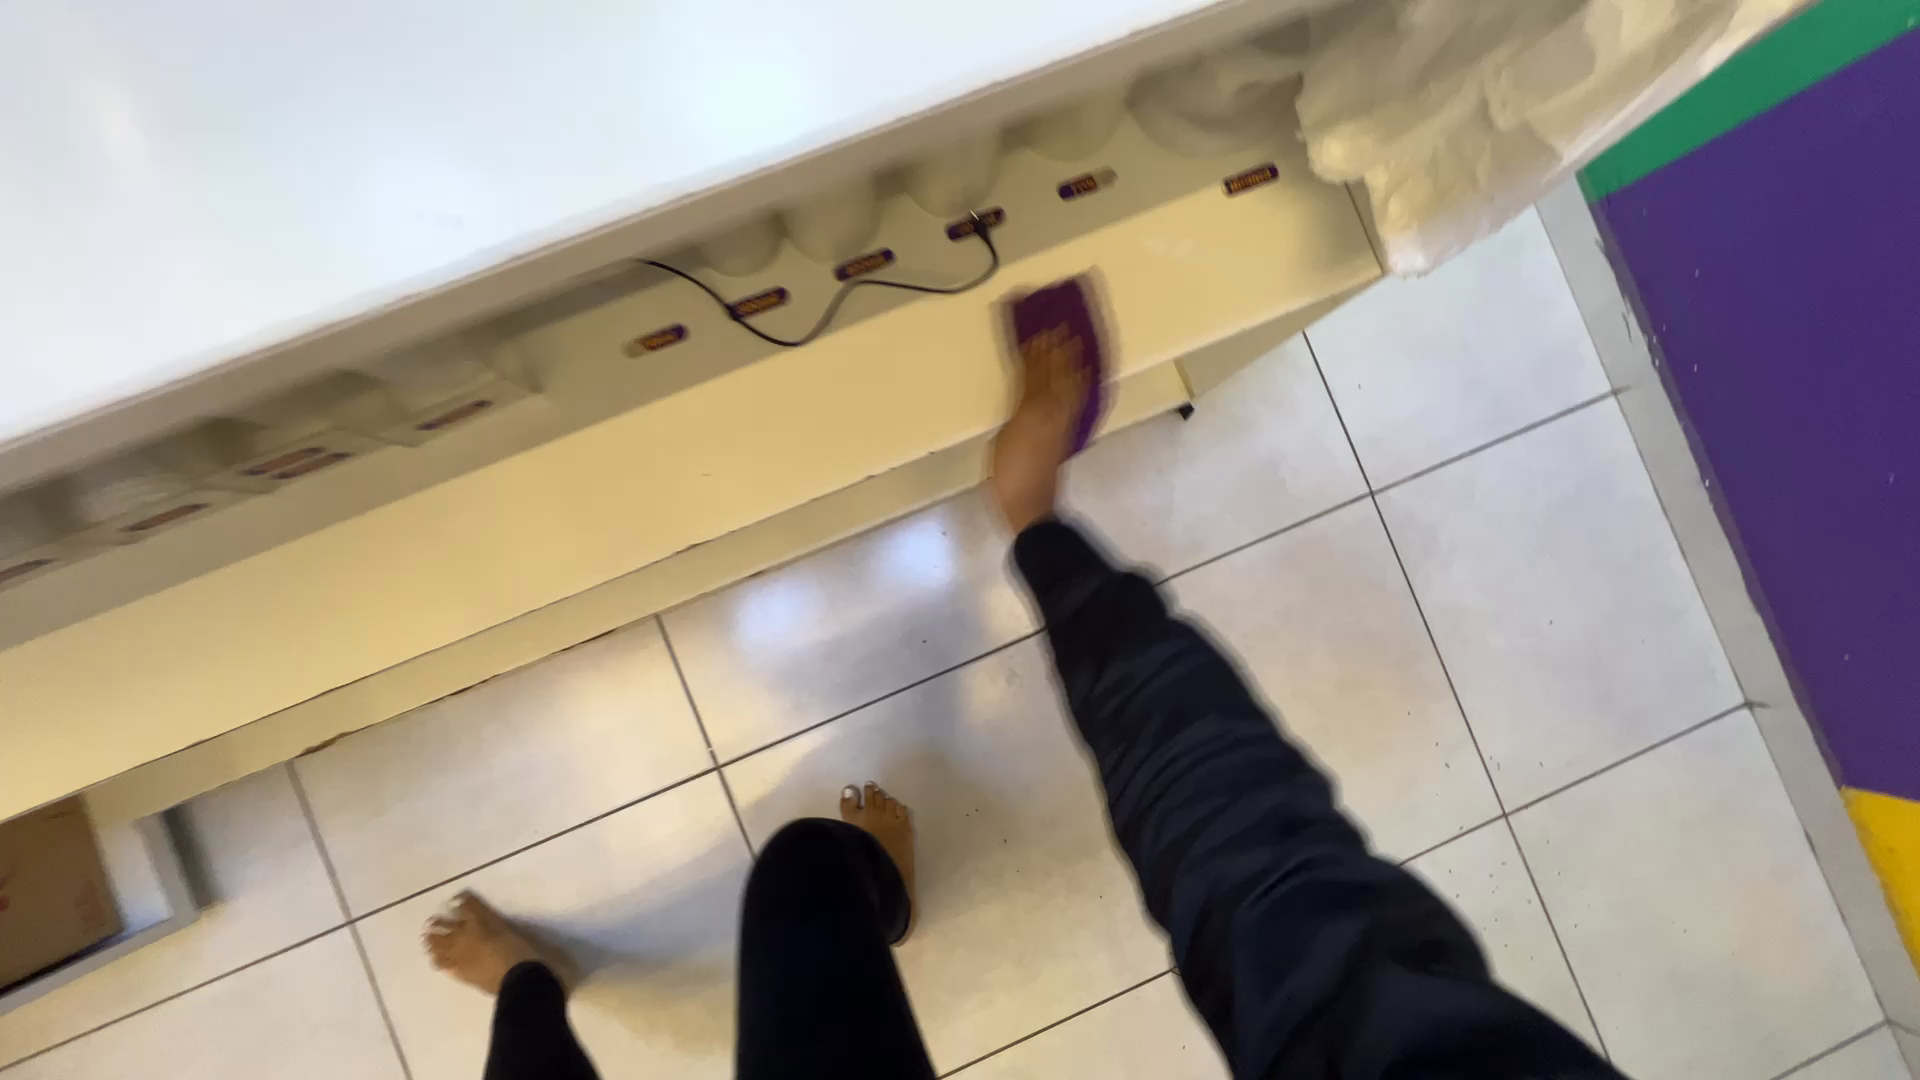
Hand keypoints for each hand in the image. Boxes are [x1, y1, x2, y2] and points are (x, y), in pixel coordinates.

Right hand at [990, 325, 1086, 533]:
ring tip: (1074, 337)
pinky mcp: (1065, 431)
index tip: (1038, 323)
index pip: (1037, 369)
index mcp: (1036, 407)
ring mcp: (1063, 421)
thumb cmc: (1012, 472)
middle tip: (1060, 321)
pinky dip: (1080, 380)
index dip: (1038, 347)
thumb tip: (1032, 380)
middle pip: (1057, 370)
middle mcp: (1054, 409)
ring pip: (1069, 381)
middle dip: (1057, 346)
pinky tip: (1082, 371)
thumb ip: (1021, 405)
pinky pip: (1076, 397)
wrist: (1029, 503)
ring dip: (1071, 358)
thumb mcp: (1008, 434)